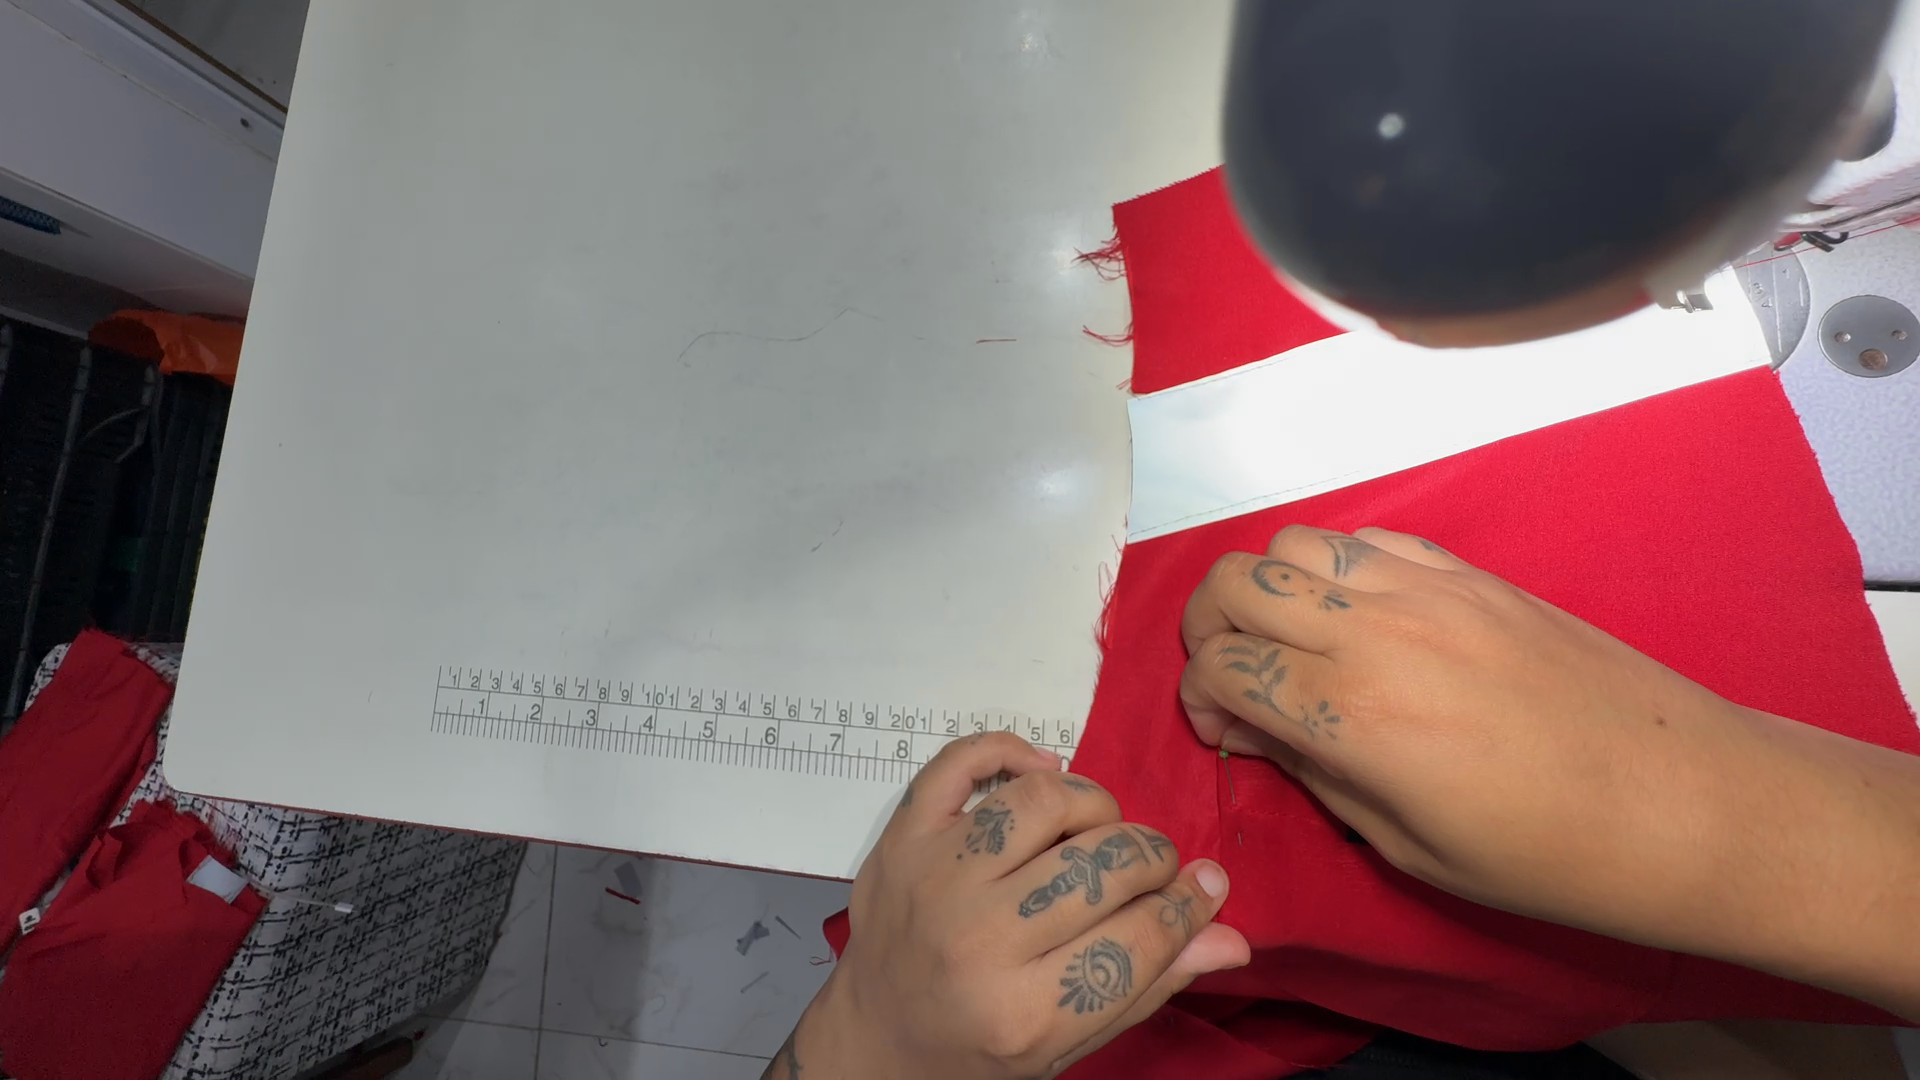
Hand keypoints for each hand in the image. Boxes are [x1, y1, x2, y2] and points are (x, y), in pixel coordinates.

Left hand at [768, 733, 1248, 1079]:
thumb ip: (1148, 984)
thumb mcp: (1068, 1041)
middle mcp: (977, 939)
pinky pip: (960, 761)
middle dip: (1150, 856)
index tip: (1204, 886)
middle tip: (1152, 860)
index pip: (1138, 940)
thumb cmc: (980, 1044)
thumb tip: (1229, 933)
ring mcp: (933, 876)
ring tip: (1101, 823)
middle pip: (1098, 867)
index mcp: (1024, 1012)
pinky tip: (1041, 764)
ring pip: (1039, 801)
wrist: (878, 1035)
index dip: (1187, 906)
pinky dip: (1007, 747)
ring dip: (1092, 802)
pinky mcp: (903, 835)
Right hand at [1176, 524, 1771, 940]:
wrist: (1695, 805)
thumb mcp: (1399, 841)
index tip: (1220, 726)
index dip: (1199, 696)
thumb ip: (1302, 767)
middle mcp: (1370, 632)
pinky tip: (1354, 611)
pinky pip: (1362, 538)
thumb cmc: (1541, 854)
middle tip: (1228, 668)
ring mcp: (1420, 588)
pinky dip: (1330, 568)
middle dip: (1205, 625)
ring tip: (1286, 634)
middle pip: (1233, 582)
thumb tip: (1242, 724)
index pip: (1222, 666)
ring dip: (1262, 587)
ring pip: (1287, 543)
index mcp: (1350, 714)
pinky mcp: (1463, 570)